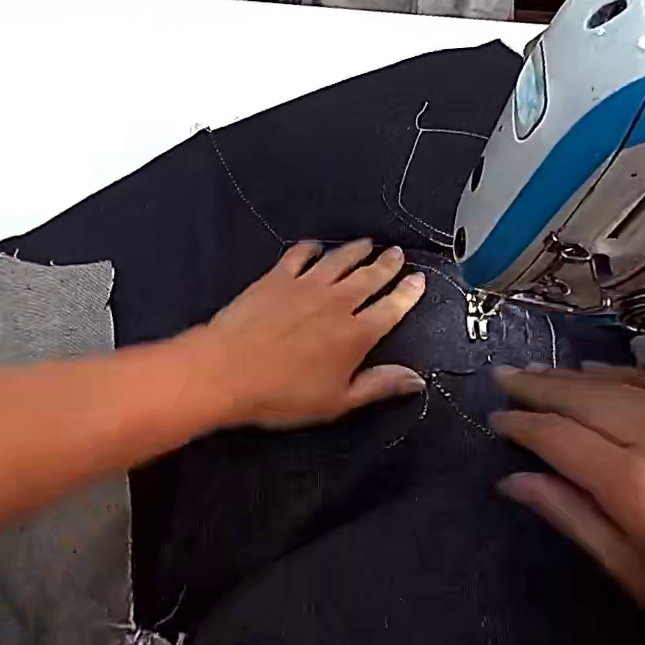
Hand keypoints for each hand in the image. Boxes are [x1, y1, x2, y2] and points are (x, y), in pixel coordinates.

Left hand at [187, 240, 426, 429]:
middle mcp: (337, 302)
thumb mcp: (338, 401)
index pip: (392, 307)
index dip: (408, 292)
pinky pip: (300, 255)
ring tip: (368, 243)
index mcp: (356, 333)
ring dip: (357, 250)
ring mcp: (307, 285)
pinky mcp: (278, 277)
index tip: (418, 280)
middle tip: (397, 253)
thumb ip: (379, 385)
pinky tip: (315, 248)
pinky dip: (311, 249)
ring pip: (340, 260)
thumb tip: (416, 379)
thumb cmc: (282, 393)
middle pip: (370, 276)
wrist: (227, 370)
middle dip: (387, 264)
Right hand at [489, 366, 644, 644]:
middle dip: (541, 384)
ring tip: (549, 373)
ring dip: (584, 375)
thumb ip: (577, 522)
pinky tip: (619, 379)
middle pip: (588, 395)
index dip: (521, 424)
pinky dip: (634, 379)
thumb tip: (517, 482)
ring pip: (630, 382)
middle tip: (507, 376)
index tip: (495, 418)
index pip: (558, 436)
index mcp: (640, 487)